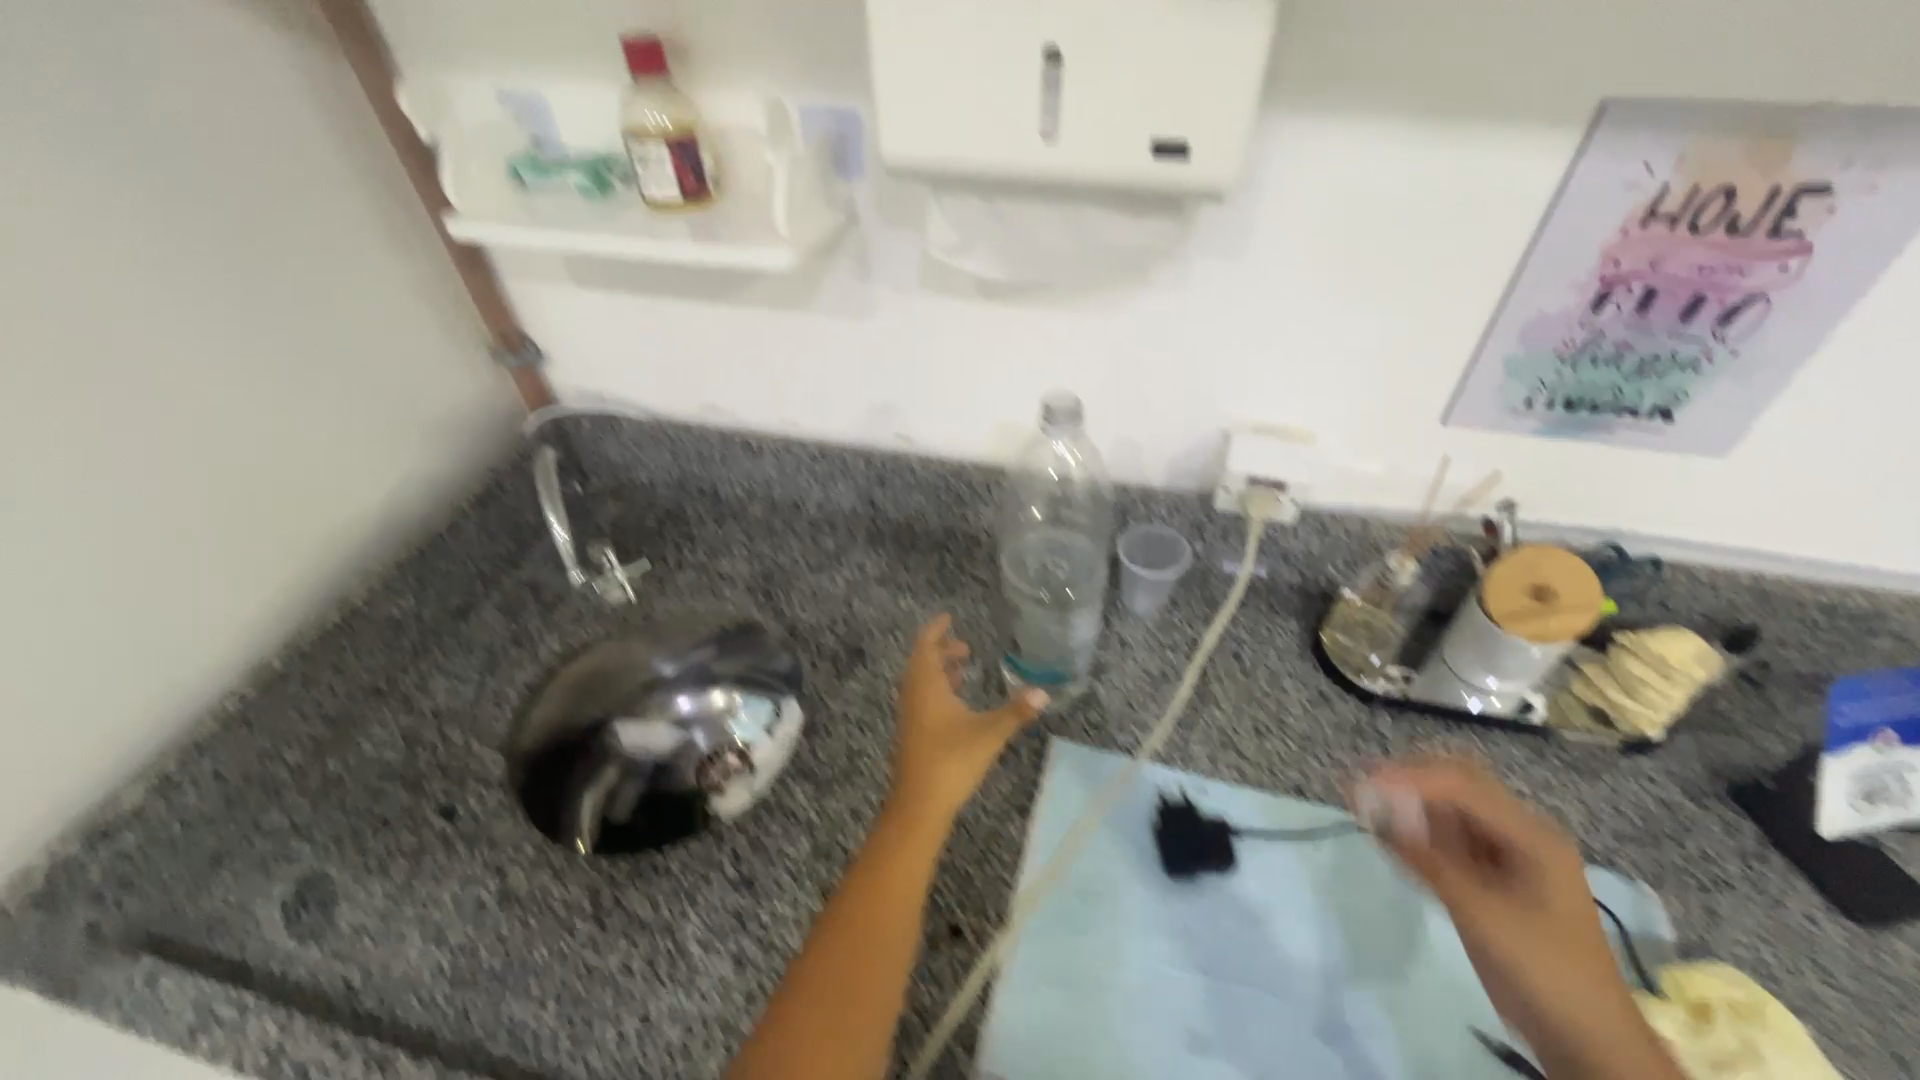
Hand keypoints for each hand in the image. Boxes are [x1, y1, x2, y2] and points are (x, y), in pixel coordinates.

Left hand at [887, 615, 1047, 826]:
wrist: (919, 805)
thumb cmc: (951, 761)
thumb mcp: (989, 734)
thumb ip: (1015, 711)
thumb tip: (1044, 692)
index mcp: (926, 686)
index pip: (925, 646)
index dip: (936, 629)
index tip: (949, 617)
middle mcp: (913, 696)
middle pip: (922, 662)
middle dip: (941, 651)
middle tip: (966, 648)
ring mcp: (910, 716)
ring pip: (921, 683)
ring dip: (939, 672)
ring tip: (963, 670)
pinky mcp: (913, 734)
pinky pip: (922, 699)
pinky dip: (938, 690)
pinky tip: (957, 705)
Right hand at [1356, 759, 1681, 1079]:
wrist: (1586, 1039)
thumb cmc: (1541, 970)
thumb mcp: (1480, 912)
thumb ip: (1427, 858)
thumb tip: (1373, 813)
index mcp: (1531, 834)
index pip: (1461, 784)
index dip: (1407, 779)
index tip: (1360, 788)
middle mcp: (1521, 835)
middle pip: (1458, 787)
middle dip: (1408, 782)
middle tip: (1359, 790)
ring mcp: (1509, 859)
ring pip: (1452, 813)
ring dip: (1410, 806)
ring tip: (1365, 810)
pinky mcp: (1494, 882)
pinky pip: (1451, 843)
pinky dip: (1418, 836)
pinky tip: (1389, 839)